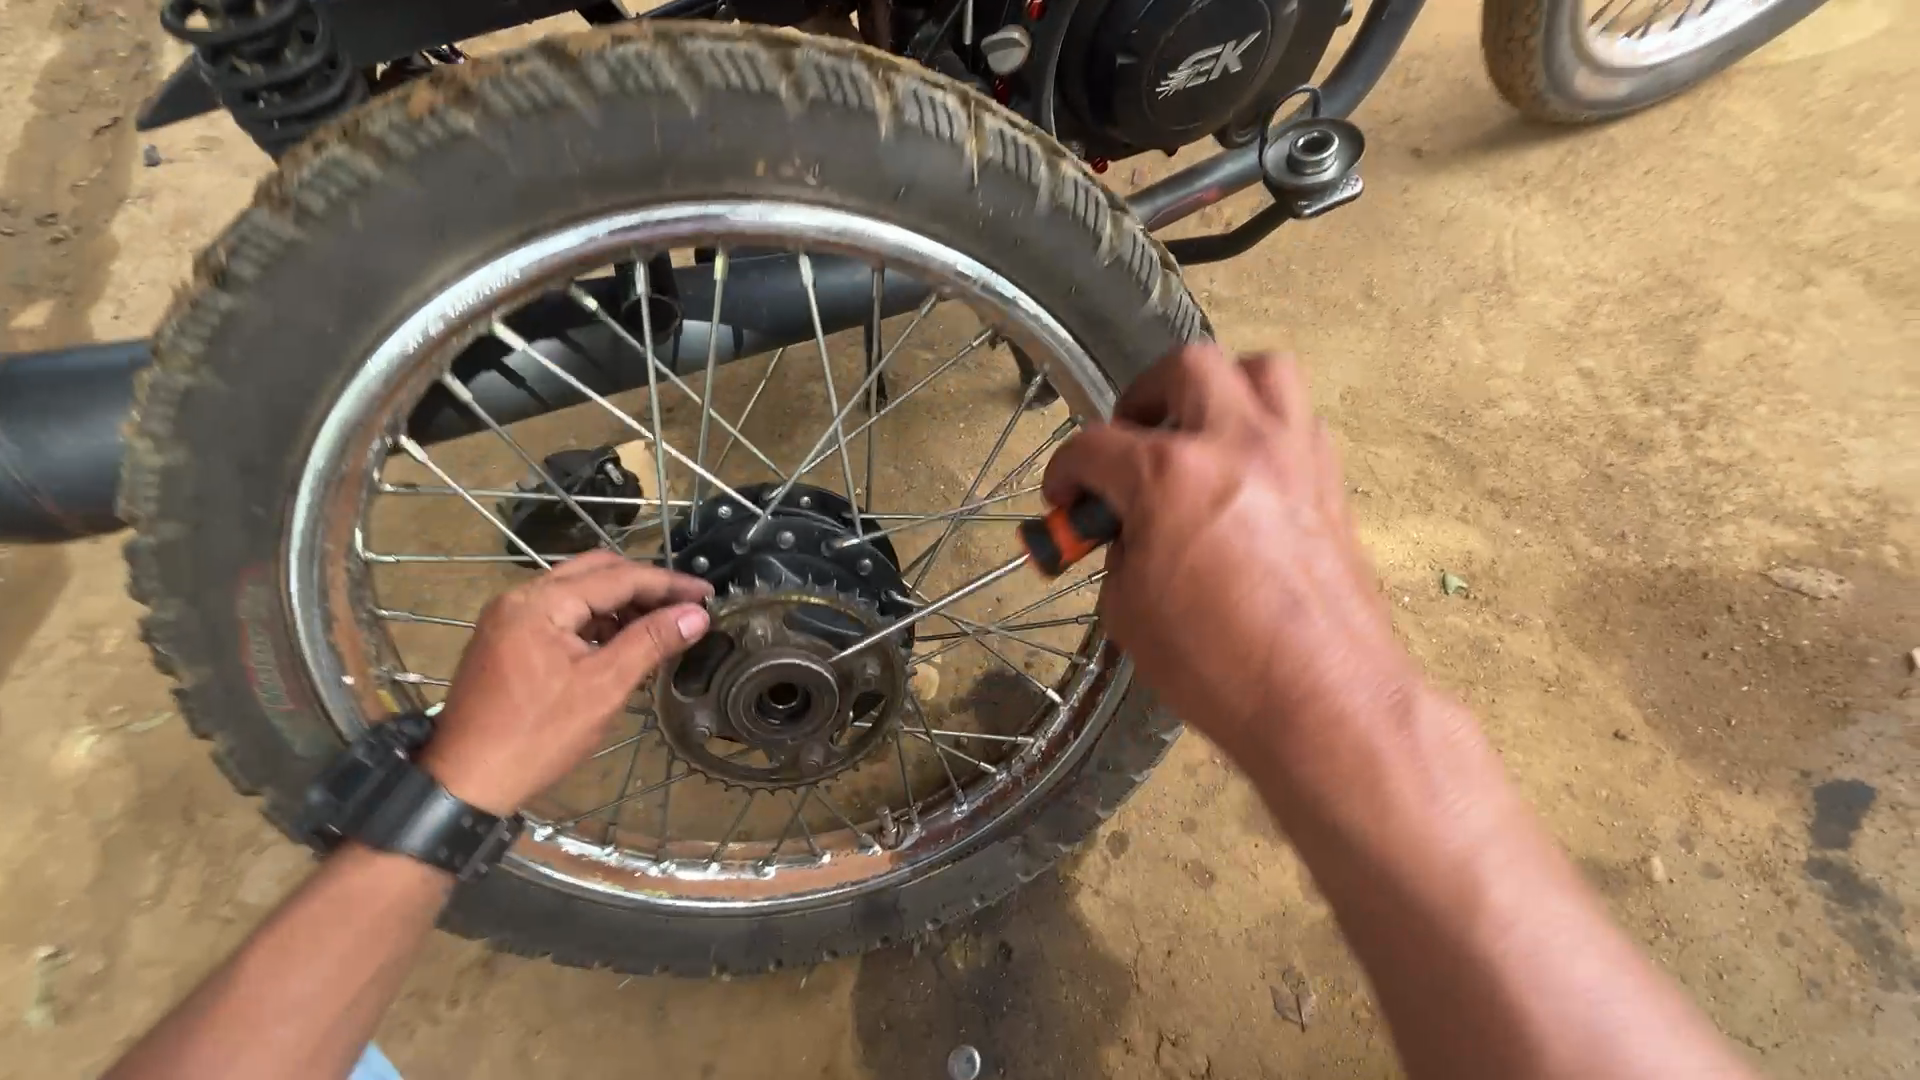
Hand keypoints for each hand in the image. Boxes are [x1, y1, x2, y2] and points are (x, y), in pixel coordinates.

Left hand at [419, 552, 712, 815]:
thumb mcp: (604, 687)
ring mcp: (509, 618)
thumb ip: (651, 641)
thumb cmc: (538, 736)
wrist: (464, 784)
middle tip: (686, 604)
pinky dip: (596, 619)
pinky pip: (562, 613)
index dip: (668, 584)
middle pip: (596, 572)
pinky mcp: (507, 638)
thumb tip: (697, 614)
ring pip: (579, 591)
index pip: (618, 577)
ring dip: (621, 601)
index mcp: (539, 603)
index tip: (706, 593)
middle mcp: (519, 598)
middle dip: (645, 585)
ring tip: (661, 623)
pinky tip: (622, 640)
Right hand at [1043, 346, 1418, 766]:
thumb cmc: (1213, 665)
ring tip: (1197, 436)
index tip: (1062, 499)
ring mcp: (1292, 455)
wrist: (1324, 703)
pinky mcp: (1330, 481)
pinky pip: (1294, 421)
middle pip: (1184, 368)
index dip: (1063, 472)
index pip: (1093, 446)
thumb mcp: (1127, 610)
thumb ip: (1119, 549)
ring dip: (1216, 392)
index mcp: (1169, 475)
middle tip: (1130, 443)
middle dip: (1142, 398)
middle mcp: (1235, 443)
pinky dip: (1260, 430)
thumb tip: (1127, 529)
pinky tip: (1243, 476)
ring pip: (1259, 370)